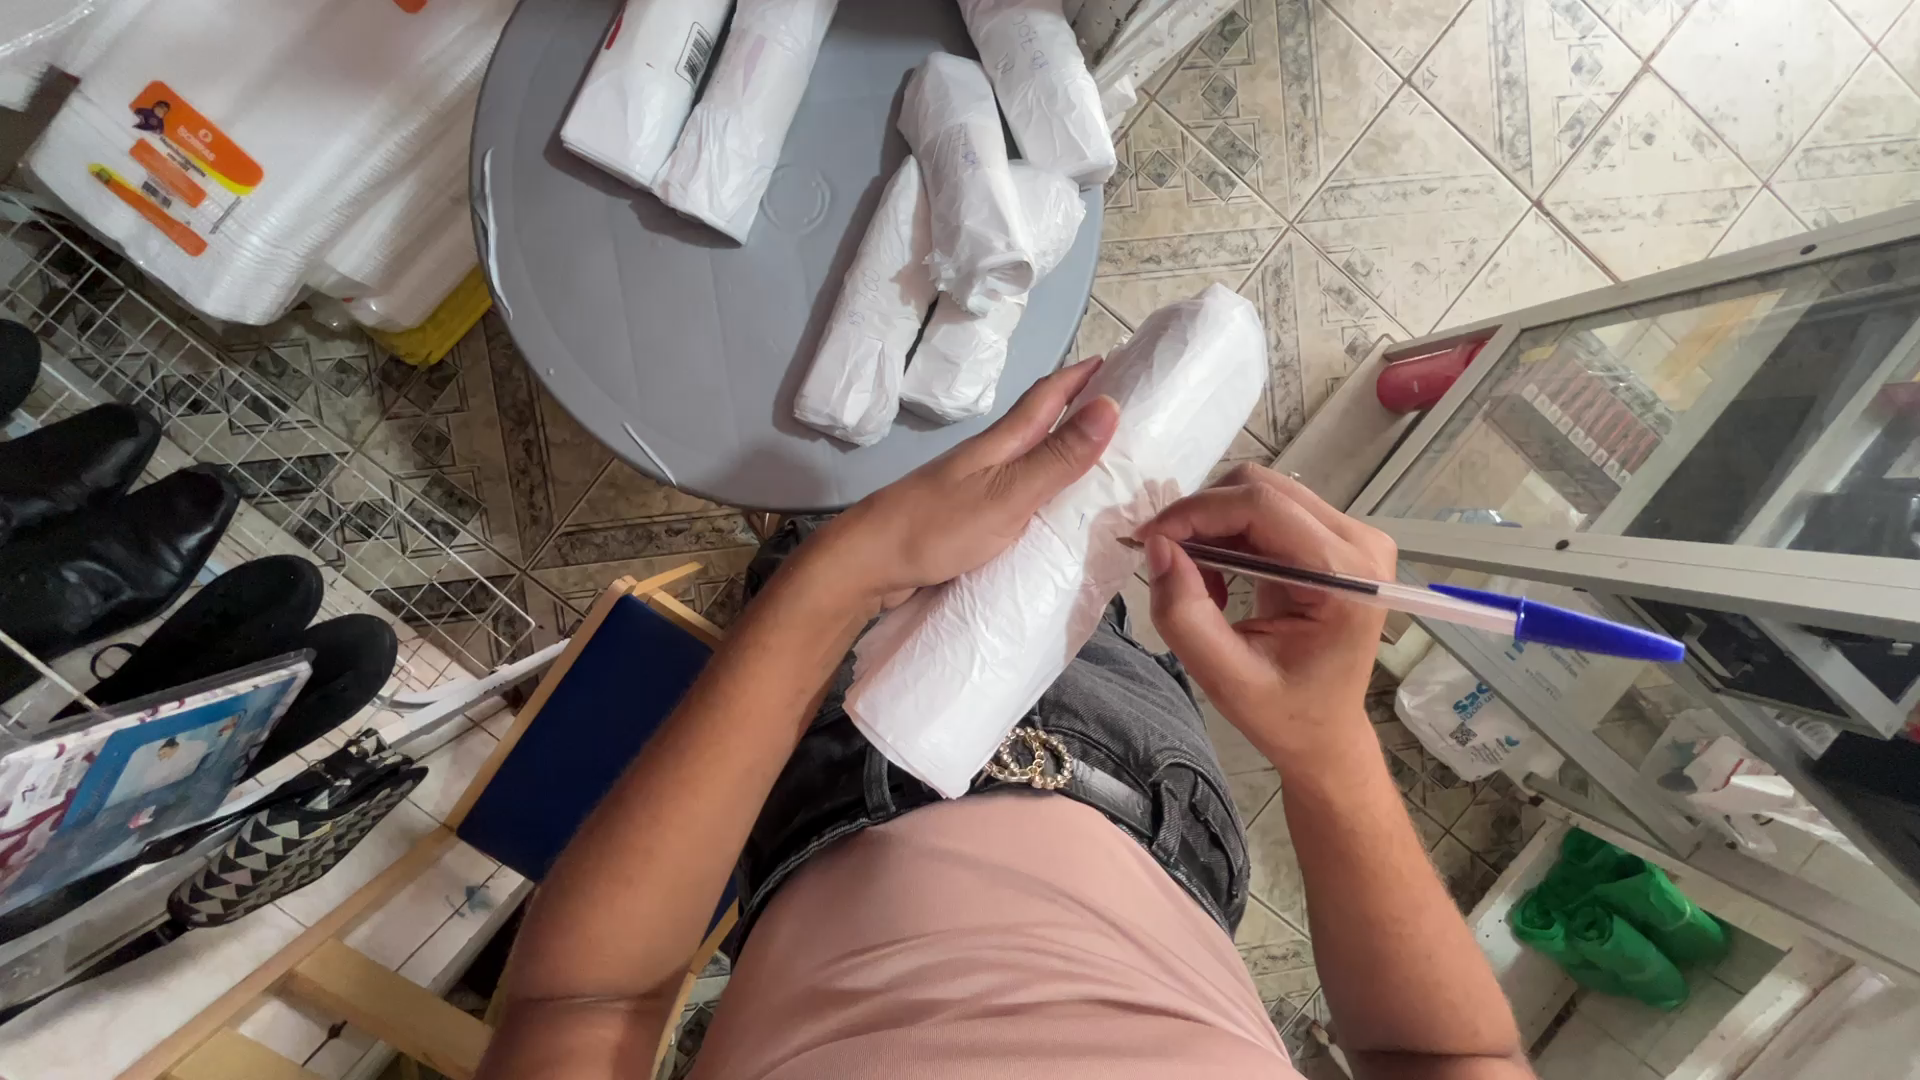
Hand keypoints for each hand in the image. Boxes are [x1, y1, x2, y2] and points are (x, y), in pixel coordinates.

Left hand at [806, 357, 1119, 604]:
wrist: (870, 564)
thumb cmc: (938, 527)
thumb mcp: (1007, 494)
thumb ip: (1056, 458)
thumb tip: (1111, 405)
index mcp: (1002, 443)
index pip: (1048, 396)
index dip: (1082, 376)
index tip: (1120, 361)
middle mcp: (991, 458)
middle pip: (1042, 426)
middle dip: (1081, 414)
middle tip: (1127, 417)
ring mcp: (977, 488)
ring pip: (1030, 462)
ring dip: (1064, 456)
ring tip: (1106, 465)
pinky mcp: (969, 519)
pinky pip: (1019, 497)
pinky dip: (1045, 495)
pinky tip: (1057, 514)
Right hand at [1136, 464, 1395, 758]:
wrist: (1325, 732)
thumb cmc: (1283, 713)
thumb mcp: (1223, 676)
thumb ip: (1184, 613)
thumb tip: (1158, 546)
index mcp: (1347, 577)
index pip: (1261, 507)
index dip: (1195, 512)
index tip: (1147, 540)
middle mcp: (1359, 542)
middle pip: (1261, 488)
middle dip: (1200, 515)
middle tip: (1165, 559)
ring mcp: (1351, 536)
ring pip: (1259, 493)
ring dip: (1211, 526)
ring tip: (1196, 578)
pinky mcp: (1332, 539)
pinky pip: (1265, 510)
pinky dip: (1226, 534)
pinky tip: (1218, 577)